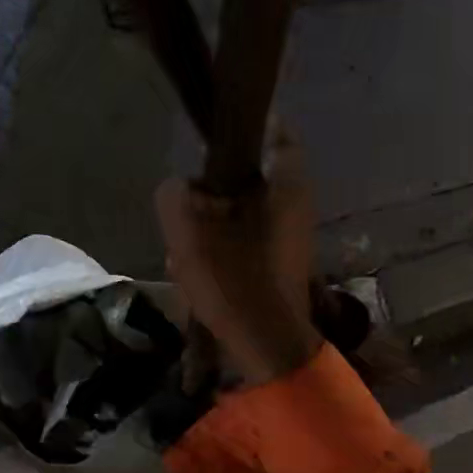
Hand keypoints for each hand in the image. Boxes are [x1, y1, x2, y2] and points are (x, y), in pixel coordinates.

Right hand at [155, 128, 322, 384]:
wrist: (266, 342)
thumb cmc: (233, 277)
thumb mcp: (188, 229)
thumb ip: (176, 195)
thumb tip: (182, 190)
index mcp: (285, 182)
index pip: (272, 130)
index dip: (239, 130)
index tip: (207, 145)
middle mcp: (296, 202)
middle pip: (244, 178)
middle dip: (210, 195)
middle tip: (186, 213)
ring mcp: (289, 236)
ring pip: (237, 214)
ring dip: (209, 229)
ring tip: (185, 253)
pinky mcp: (278, 262)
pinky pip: (242, 242)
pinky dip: (220, 252)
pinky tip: (199, 275)